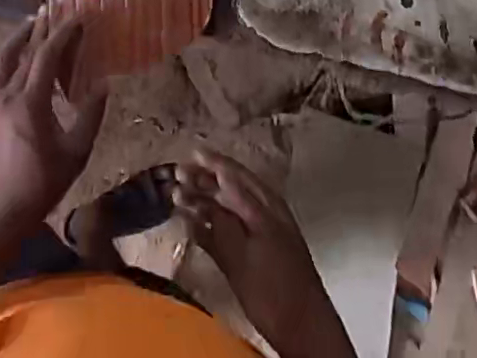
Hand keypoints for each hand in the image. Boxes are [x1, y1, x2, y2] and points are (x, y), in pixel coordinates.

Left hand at [0, 10, 108, 232]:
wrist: (2, 212)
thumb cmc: (43, 183)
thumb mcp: (77, 150)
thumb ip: (91, 114)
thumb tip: (104, 83)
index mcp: (30, 103)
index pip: (47, 56)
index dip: (64, 33)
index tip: (79, 18)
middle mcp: (6, 97)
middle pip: (25, 52)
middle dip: (43, 28)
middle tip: (57, 8)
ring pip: (1, 59)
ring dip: (18, 37)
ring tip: (33, 21)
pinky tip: (7, 54)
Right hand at [174, 149, 357, 357]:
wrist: (301, 325)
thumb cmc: (275, 289)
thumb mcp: (246, 257)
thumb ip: (227, 226)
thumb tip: (212, 196)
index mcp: (265, 206)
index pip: (236, 175)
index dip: (214, 162)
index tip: (192, 150)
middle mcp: (261, 213)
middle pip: (229, 188)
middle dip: (203, 179)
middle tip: (177, 172)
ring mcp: (256, 234)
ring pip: (225, 209)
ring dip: (201, 201)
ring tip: (175, 195)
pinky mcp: (250, 255)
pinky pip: (226, 232)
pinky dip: (207, 226)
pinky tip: (188, 224)